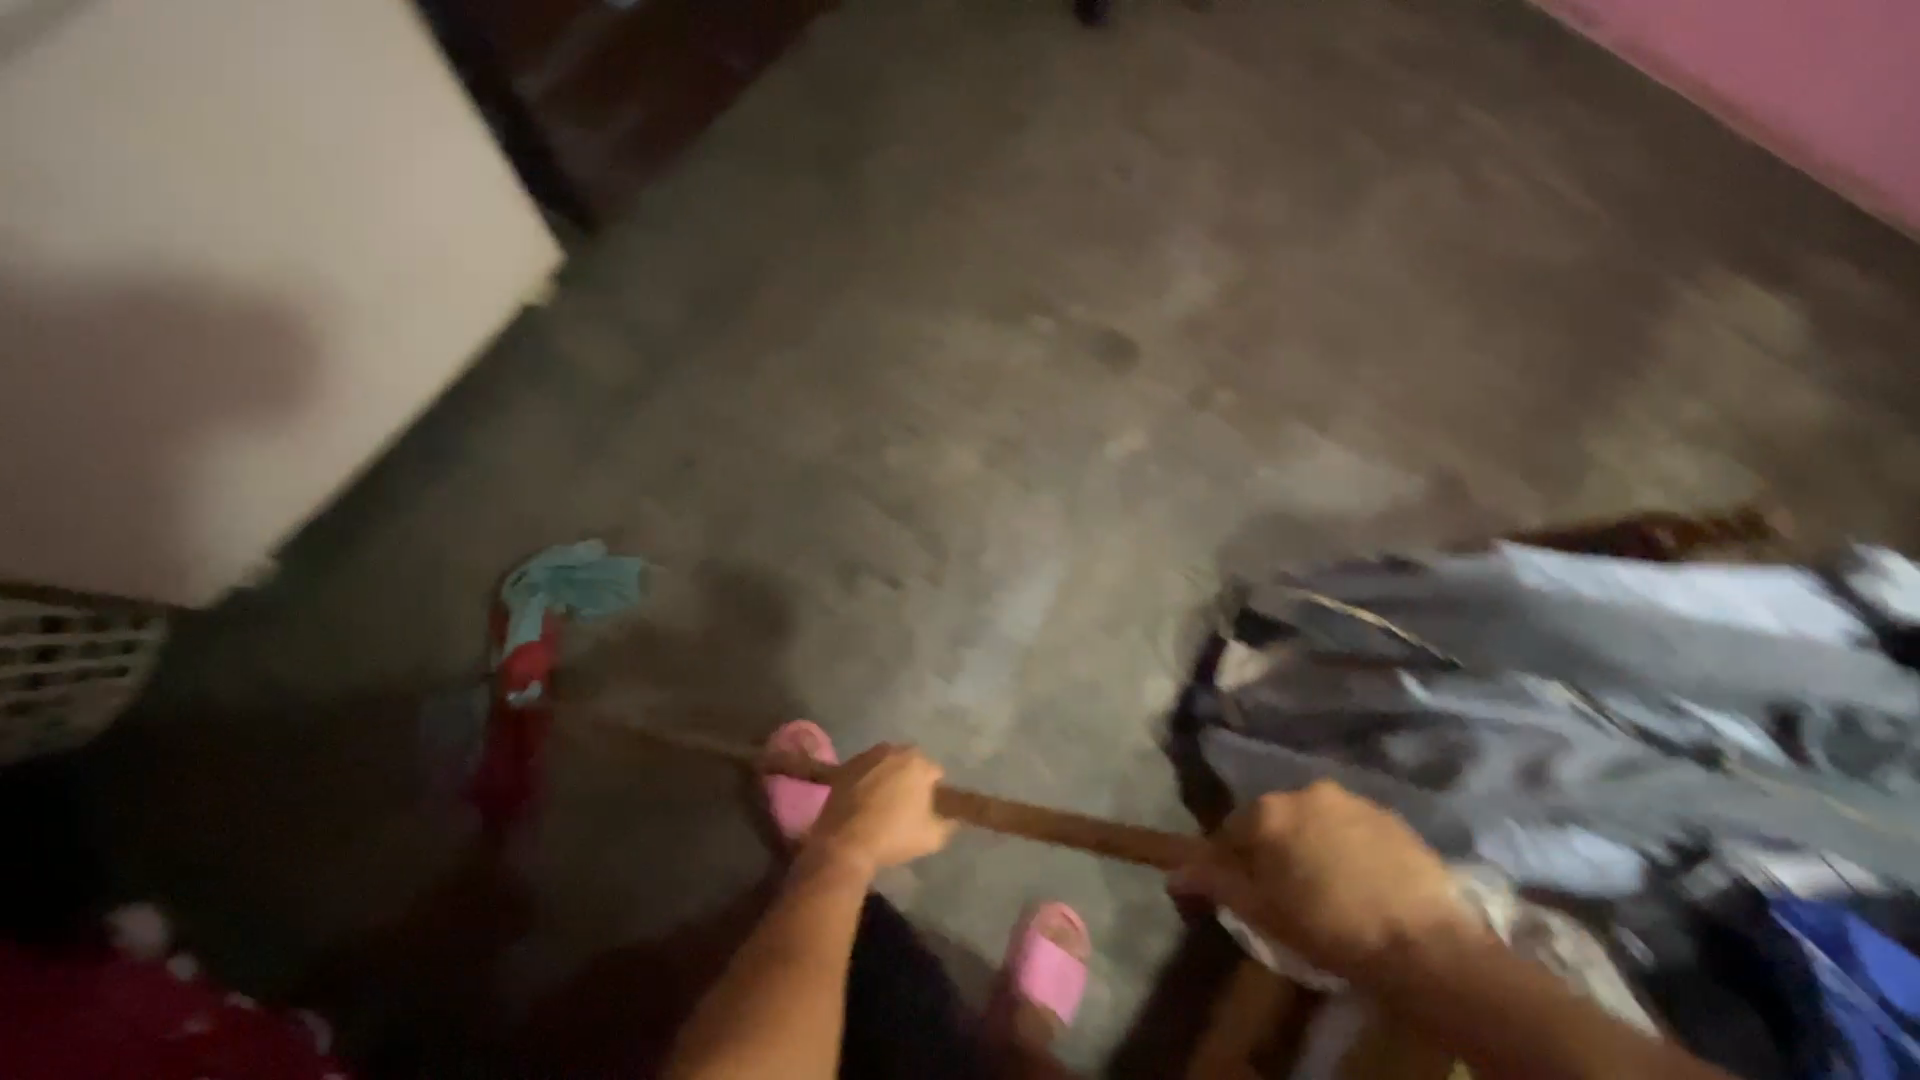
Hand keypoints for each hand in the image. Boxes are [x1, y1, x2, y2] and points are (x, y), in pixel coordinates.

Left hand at [805, 744, 954, 874]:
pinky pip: (863, 772)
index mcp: (917, 761)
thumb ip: (949, 822)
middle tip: (905, 809)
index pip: (935, 774)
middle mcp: (892, 750)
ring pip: (886, 766)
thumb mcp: (934, 836)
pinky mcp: (843, 768)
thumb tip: (952, 818)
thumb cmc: (894, 836)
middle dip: (910, 781)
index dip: (934, 794)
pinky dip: (866, 782)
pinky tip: (863, 803)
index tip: (926, 812)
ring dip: (887, 779)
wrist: (844, 844)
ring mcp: (864, 756)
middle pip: (910, 765)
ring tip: (881, 806)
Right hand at [1175, 781, 1468, 976]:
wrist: (1422, 945)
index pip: (1231, 831)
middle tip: (1286, 893)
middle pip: (1275, 820)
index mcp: (1268, 811)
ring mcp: (1354, 801)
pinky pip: (1355, 829)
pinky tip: (1362, 883)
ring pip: (1317, 821)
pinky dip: (1350, 848)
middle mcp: (1307, 791)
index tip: (1245, 892)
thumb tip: (1173, 873)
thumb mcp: (1261, 911)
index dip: (1233, 863)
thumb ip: (1215, 884)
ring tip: (1329, 889)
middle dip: (1275, 849)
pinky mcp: (1393, 818)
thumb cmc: (1326, 926)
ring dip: (1314, 844)